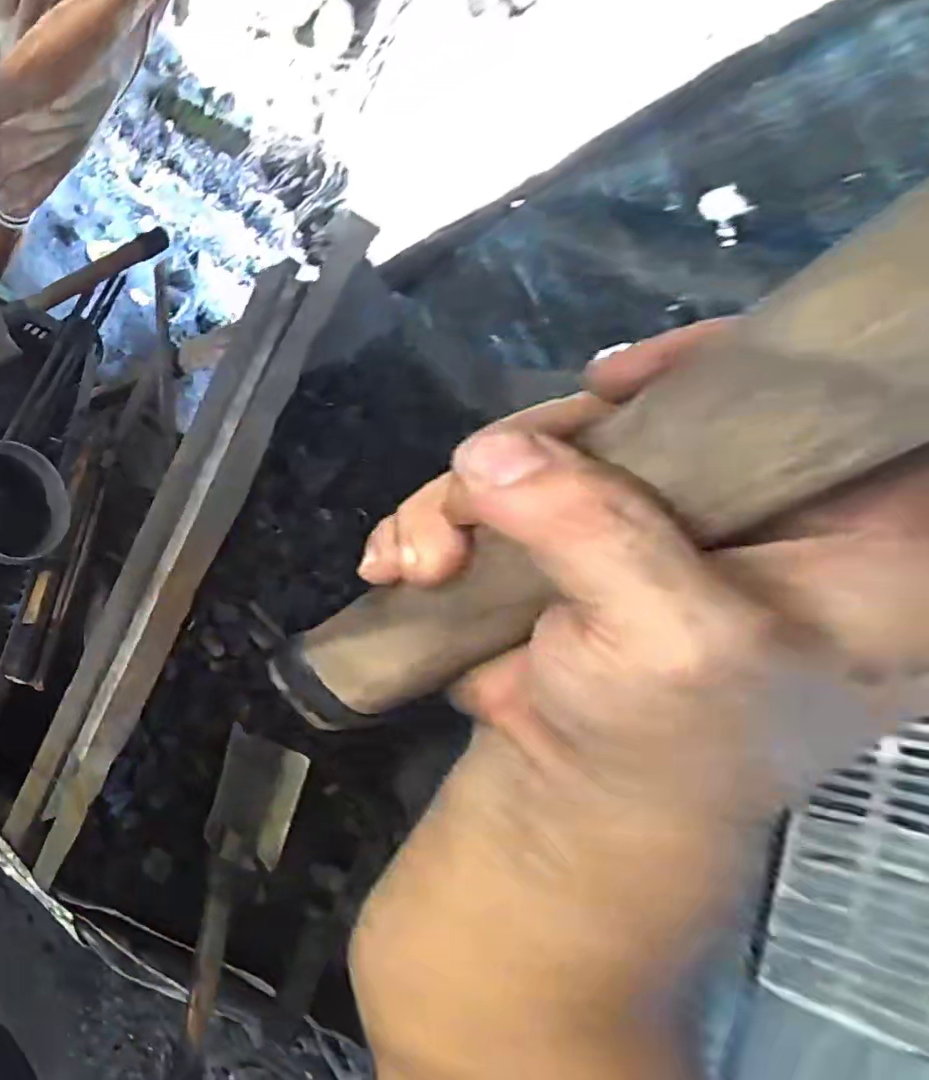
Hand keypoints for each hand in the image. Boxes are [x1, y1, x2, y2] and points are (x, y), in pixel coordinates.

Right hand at [360, 320, 928, 816]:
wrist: (568, 790)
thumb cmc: (668, 734)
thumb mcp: (667, 638)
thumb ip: (592, 532)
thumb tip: (484, 453)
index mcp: (834, 521)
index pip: (806, 396)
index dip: (714, 364)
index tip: (612, 380)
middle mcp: (718, 506)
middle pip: (615, 420)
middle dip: (518, 462)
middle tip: (461, 517)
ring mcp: (612, 523)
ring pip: (519, 459)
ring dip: (444, 507)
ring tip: (415, 566)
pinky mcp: (532, 545)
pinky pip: (466, 500)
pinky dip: (417, 528)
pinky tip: (393, 569)